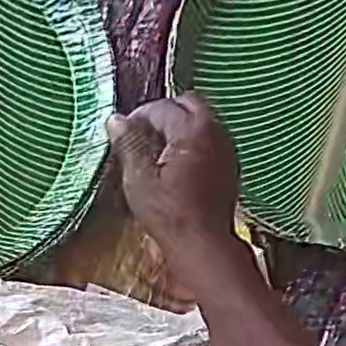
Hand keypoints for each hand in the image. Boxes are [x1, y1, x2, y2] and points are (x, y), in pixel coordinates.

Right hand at [107, 92, 241, 254]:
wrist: (202, 242)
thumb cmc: (169, 215)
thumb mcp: (139, 180)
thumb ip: (129, 145)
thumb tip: (116, 120)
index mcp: (192, 130)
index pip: (163, 107)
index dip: (139, 116)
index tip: (122, 131)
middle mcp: (215, 131)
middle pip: (188, 103)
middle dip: (163, 113)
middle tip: (140, 134)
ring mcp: (226, 147)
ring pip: (202, 119)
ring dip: (179, 126)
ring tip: (155, 150)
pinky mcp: (229, 164)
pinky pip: (210, 139)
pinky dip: (192, 142)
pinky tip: (175, 164)